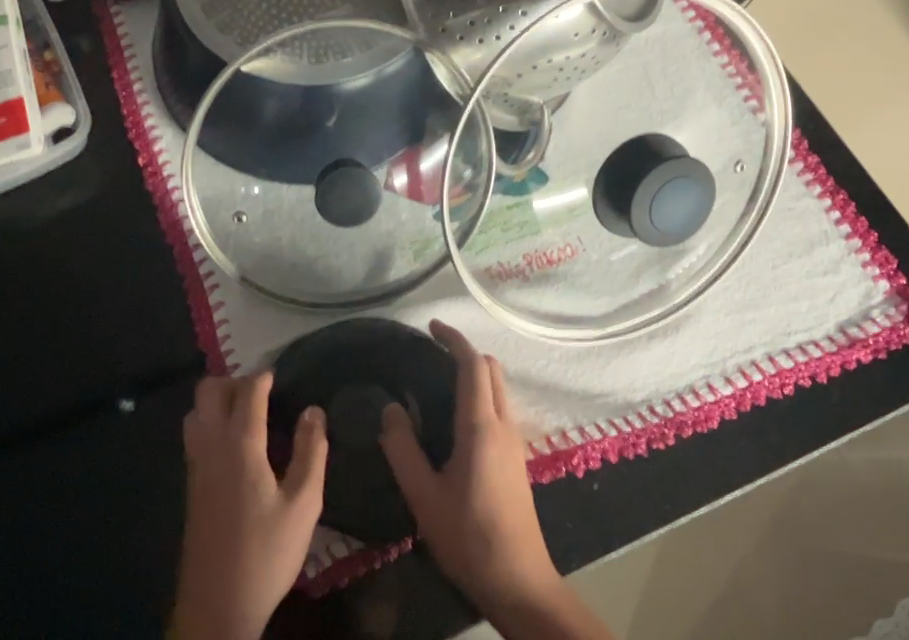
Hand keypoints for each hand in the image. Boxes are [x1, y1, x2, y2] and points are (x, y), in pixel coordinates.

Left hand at [172, 373, 326, 639]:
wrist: (218, 600)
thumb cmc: (267, 552)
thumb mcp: (304, 504)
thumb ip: (312, 452)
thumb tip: (313, 410)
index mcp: (239, 444)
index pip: (248, 391)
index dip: (265, 377)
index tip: (283, 376)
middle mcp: (211, 444)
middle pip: (210, 389)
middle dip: (235, 381)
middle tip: (264, 394)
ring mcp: (195, 463)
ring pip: (196, 409)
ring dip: (218, 400)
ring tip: (249, 415)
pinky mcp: (191, 482)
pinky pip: (195, 432)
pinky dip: (210, 420)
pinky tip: (236, 444)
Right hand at [380, 321, 610, 639]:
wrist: (518, 581)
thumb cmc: (468, 536)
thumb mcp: (423, 495)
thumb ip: (402, 448)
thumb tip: (390, 408)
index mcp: (481, 428)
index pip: (473, 366)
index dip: (453, 340)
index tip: (431, 326)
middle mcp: (504, 427)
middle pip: (492, 371)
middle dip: (464, 352)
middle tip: (430, 351)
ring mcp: (515, 444)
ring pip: (499, 390)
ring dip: (474, 373)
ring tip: (437, 380)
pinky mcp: (516, 460)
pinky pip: (499, 409)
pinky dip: (479, 395)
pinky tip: (453, 418)